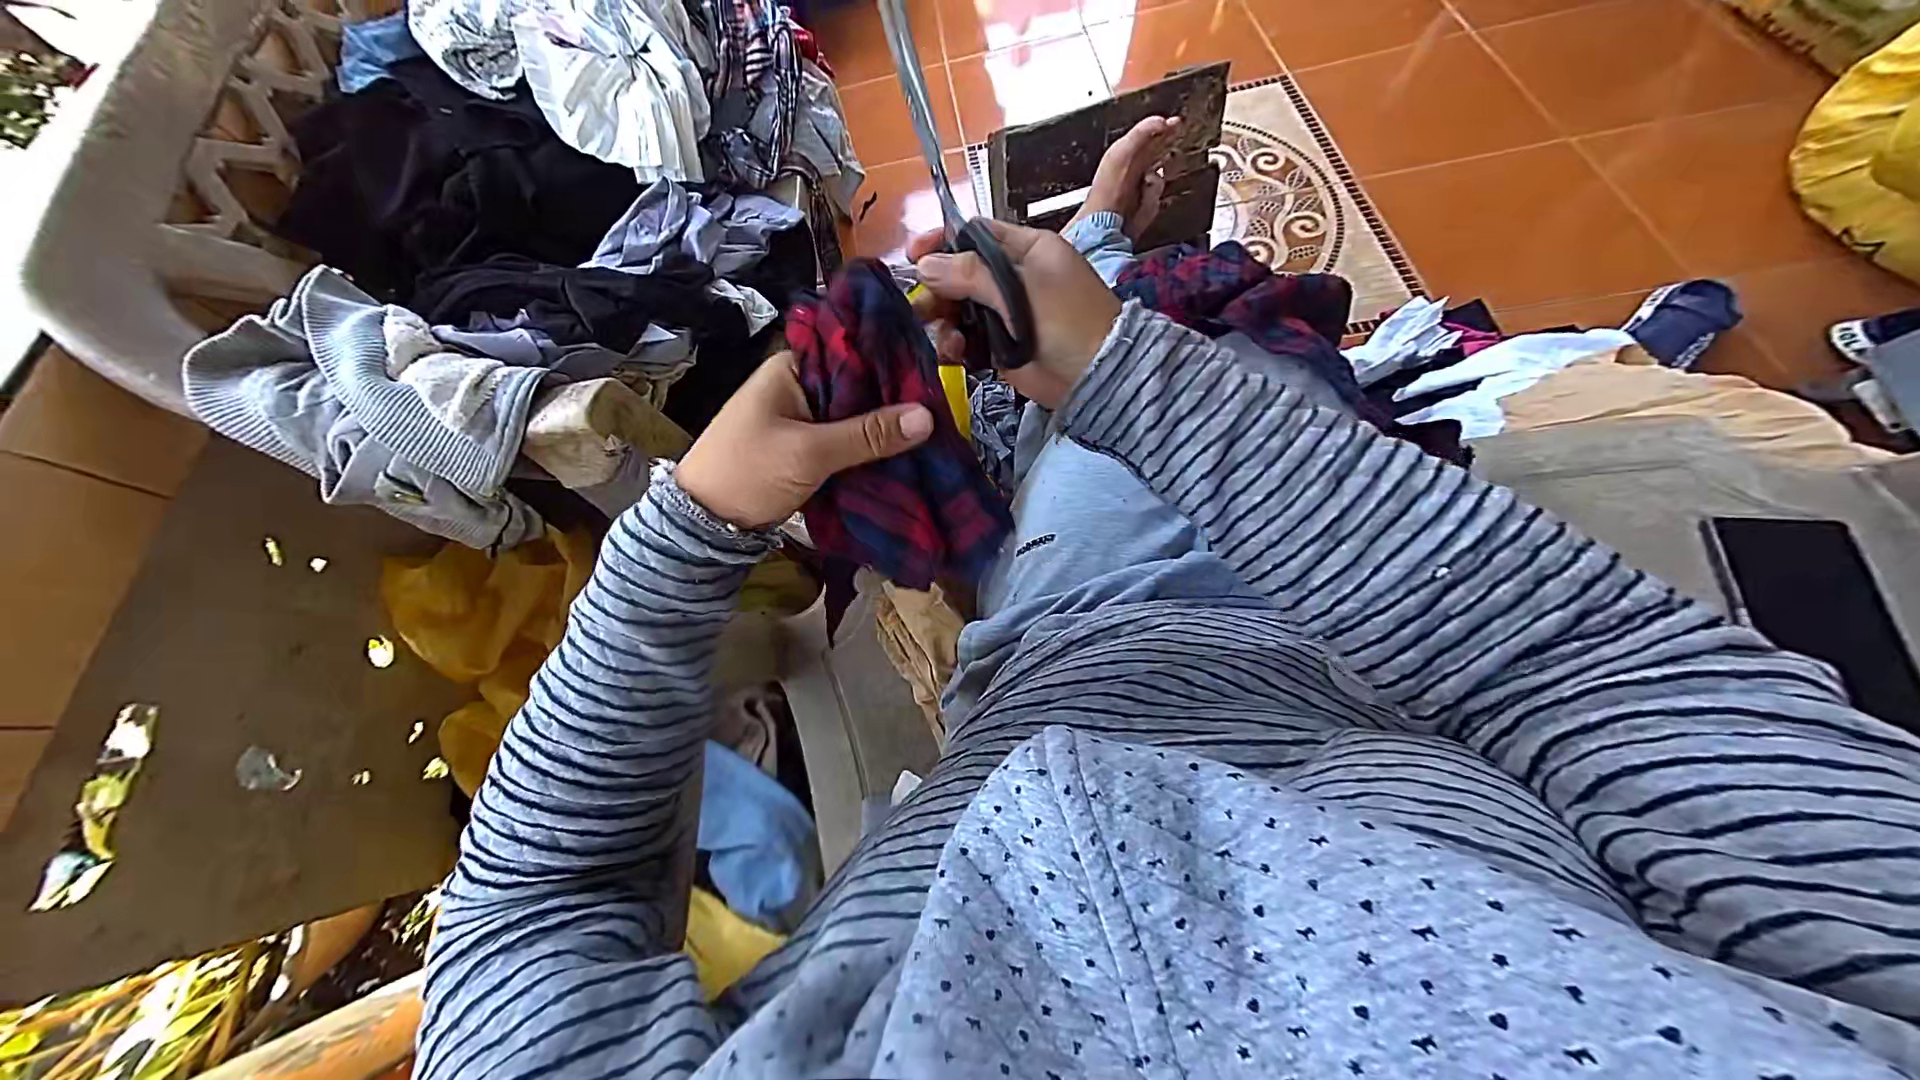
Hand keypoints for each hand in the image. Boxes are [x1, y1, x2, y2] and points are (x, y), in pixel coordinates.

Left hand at [674, 351, 933, 528]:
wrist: (706, 523)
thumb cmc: (748, 473)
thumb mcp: (809, 452)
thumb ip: (867, 434)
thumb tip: (927, 417)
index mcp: (793, 369)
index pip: (852, 352)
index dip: (892, 363)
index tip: (933, 375)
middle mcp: (802, 386)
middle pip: (859, 385)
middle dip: (895, 398)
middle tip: (942, 407)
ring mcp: (806, 418)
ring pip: (856, 414)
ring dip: (886, 425)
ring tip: (934, 428)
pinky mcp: (810, 447)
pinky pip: (849, 439)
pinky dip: (871, 446)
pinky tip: (905, 450)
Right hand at [909, 220, 1120, 409]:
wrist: (1095, 377)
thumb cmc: (1070, 322)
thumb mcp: (1023, 289)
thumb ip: (972, 274)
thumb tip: (925, 264)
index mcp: (1025, 250)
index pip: (975, 234)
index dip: (941, 242)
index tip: (912, 254)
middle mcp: (1012, 279)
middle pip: (958, 275)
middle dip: (937, 291)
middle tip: (923, 309)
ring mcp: (1004, 315)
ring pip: (958, 311)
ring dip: (944, 323)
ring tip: (947, 340)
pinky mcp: (999, 347)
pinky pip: (966, 340)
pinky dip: (955, 347)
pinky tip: (954, 353)